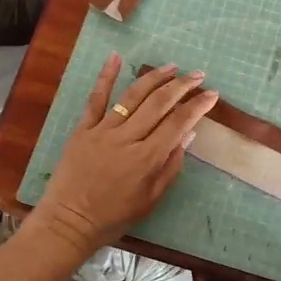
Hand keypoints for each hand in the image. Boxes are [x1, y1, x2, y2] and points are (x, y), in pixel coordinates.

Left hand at [31, 56, 217, 255]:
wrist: (68, 223)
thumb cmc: (113, 217)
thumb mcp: (151, 199)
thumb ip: (171, 166)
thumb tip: (189, 134)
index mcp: (147, 158)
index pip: (179, 123)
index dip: (198, 106)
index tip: (212, 94)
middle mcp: (128, 139)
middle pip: (159, 103)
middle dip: (182, 86)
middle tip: (198, 74)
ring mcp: (103, 131)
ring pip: (133, 96)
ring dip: (154, 78)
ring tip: (171, 67)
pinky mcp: (83, 129)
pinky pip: (96, 99)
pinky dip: (106, 76)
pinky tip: (116, 57)